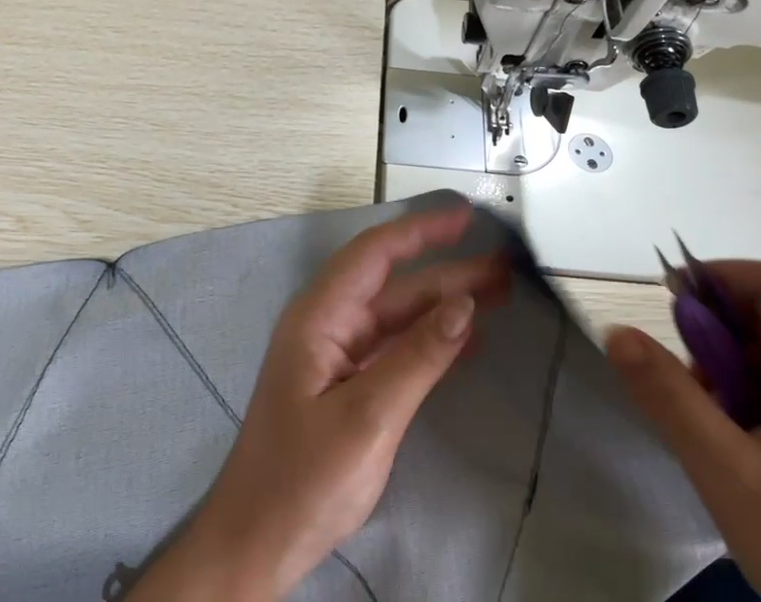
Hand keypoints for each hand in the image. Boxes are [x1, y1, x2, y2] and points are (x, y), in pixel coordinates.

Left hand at [129, 202, 508, 601]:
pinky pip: (394, 348)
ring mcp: (336, 357)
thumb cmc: (304, 479)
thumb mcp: (368, 416)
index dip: (420, 231)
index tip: (467, 218)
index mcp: (319, 318)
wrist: (257, 543)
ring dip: (444, 306)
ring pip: (397, 317)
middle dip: (447, 273)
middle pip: (394, 286)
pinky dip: (431, 341)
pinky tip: (467, 342)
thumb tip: (465, 304)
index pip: (374, 255)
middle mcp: (327, 327)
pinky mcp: (346, 386)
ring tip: (499, 298)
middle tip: (504, 270)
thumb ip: (418, 357)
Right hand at [606, 261, 760, 601]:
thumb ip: (670, 398)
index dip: (722, 277)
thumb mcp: (728, 472)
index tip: (669, 296)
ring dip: (728, 374)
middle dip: (717, 333)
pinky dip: (746, 406)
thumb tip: (618, 332)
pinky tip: (723, 448)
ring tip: (693, 416)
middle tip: (672, 369)